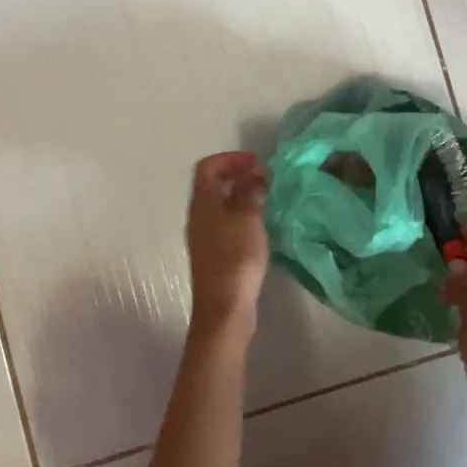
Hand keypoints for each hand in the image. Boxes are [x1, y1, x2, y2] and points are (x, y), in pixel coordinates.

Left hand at [184, 152, 269, 330]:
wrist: (224, 307)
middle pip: (213, 185)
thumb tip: (254, 172)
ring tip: (267, 199)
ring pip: (220, 205)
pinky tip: (261, 226)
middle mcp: (198, 217)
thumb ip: (250, 190)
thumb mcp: (247, 217)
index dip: (231, 158)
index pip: (208, 167)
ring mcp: (205, 237)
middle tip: (266, 179)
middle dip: (238, 176)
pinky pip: (226, 224)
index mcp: (202, 203)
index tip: (257, 163)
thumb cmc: (236, 257)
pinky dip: (242, 216)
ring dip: (242, 196)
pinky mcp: (215, 254)